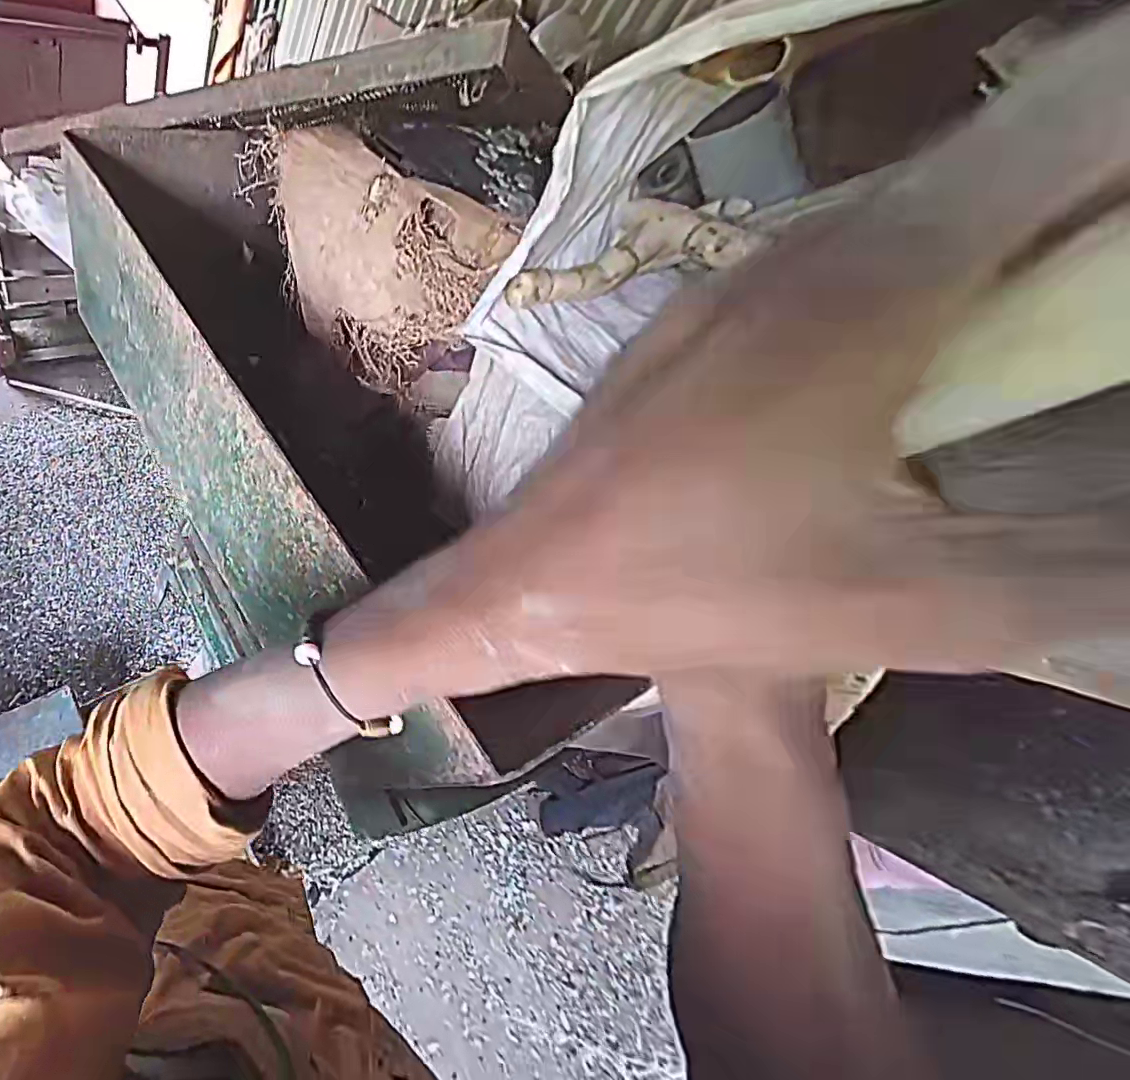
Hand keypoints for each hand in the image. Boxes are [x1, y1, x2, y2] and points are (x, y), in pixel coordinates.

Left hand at [426, 21, 1129, 683]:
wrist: (525, 584)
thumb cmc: (691, 592)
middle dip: (1078, 185)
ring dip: (981, 228)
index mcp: (858, 297)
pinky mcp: (669, 337)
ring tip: (1051, 292)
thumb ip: (1107, 551)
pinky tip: (910, 340)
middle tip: (1096, 281)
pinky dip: (888, 273)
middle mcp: (774, 270)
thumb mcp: (926, 599)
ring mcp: (706, 299)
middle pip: (969, 167)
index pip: (1065, 126)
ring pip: (879, 217)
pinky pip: (807, 270)